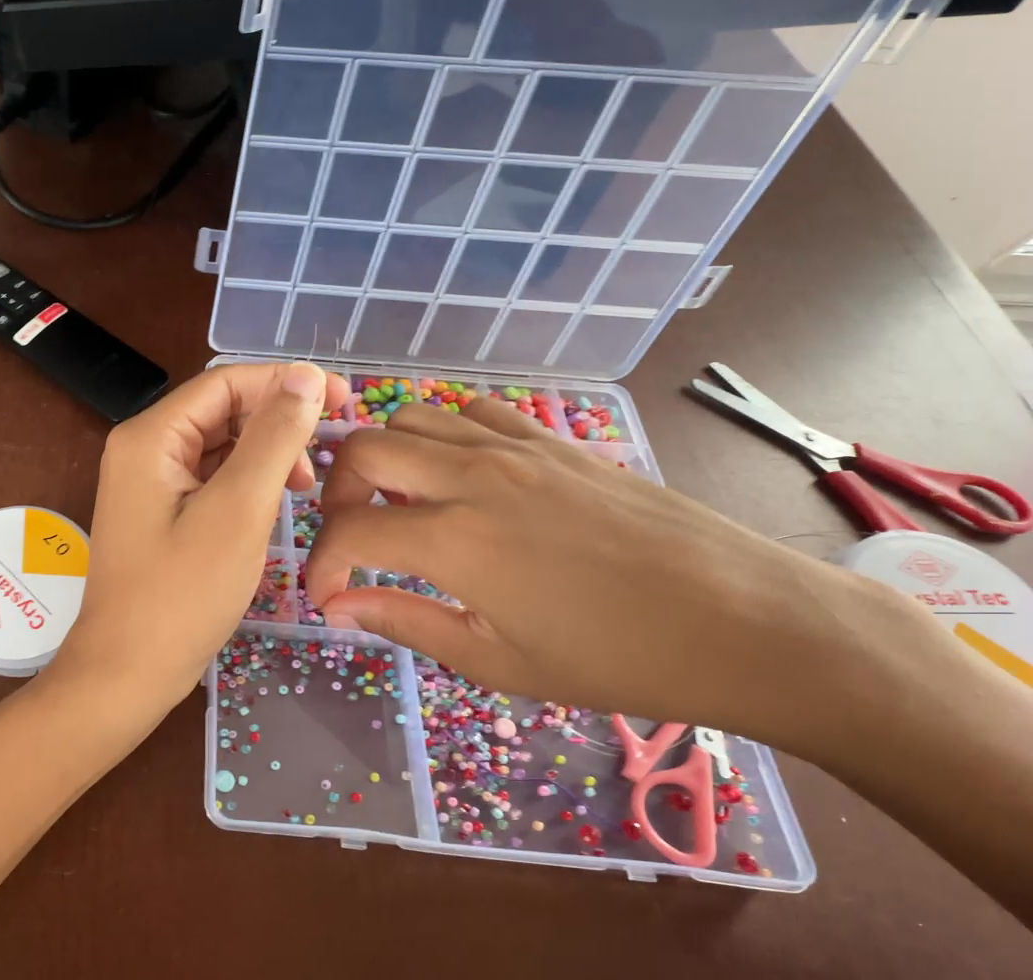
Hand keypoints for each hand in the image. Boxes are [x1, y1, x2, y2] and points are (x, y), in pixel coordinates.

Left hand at [49, 362, 348, 711]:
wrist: (127, 671)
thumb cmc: (182, 593)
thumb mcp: (238, 511)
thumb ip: (274, 439)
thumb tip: (305, 375)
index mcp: (150, 436)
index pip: (225, 383)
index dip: (285, 383)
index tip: (346, 399)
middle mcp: (142, 448)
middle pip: (221, 410)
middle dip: (277, 421)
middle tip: (332, 449)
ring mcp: (147, 482)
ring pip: (219, 445)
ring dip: (266, 454)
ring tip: (304, 488)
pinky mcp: (159, 513)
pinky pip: (210, 478)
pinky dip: (247, 482)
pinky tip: (275, 505)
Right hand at [301, 396, 938, 752]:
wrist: (751, 624)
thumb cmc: (621, 661)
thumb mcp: (500, 662)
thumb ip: (406, 623)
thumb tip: (336, 605)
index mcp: (454, 540)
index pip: (349, 533)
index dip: (322, 563)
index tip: (328, 593)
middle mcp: (473, 477)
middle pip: (363, 449)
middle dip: (337, 494)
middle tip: (353, 538)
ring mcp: (517, 448)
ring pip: (413, 418)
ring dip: (388, 458)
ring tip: (402, 505)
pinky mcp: (556, 440)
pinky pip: (476, 411)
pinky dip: (447, 435)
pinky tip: (464, 476)